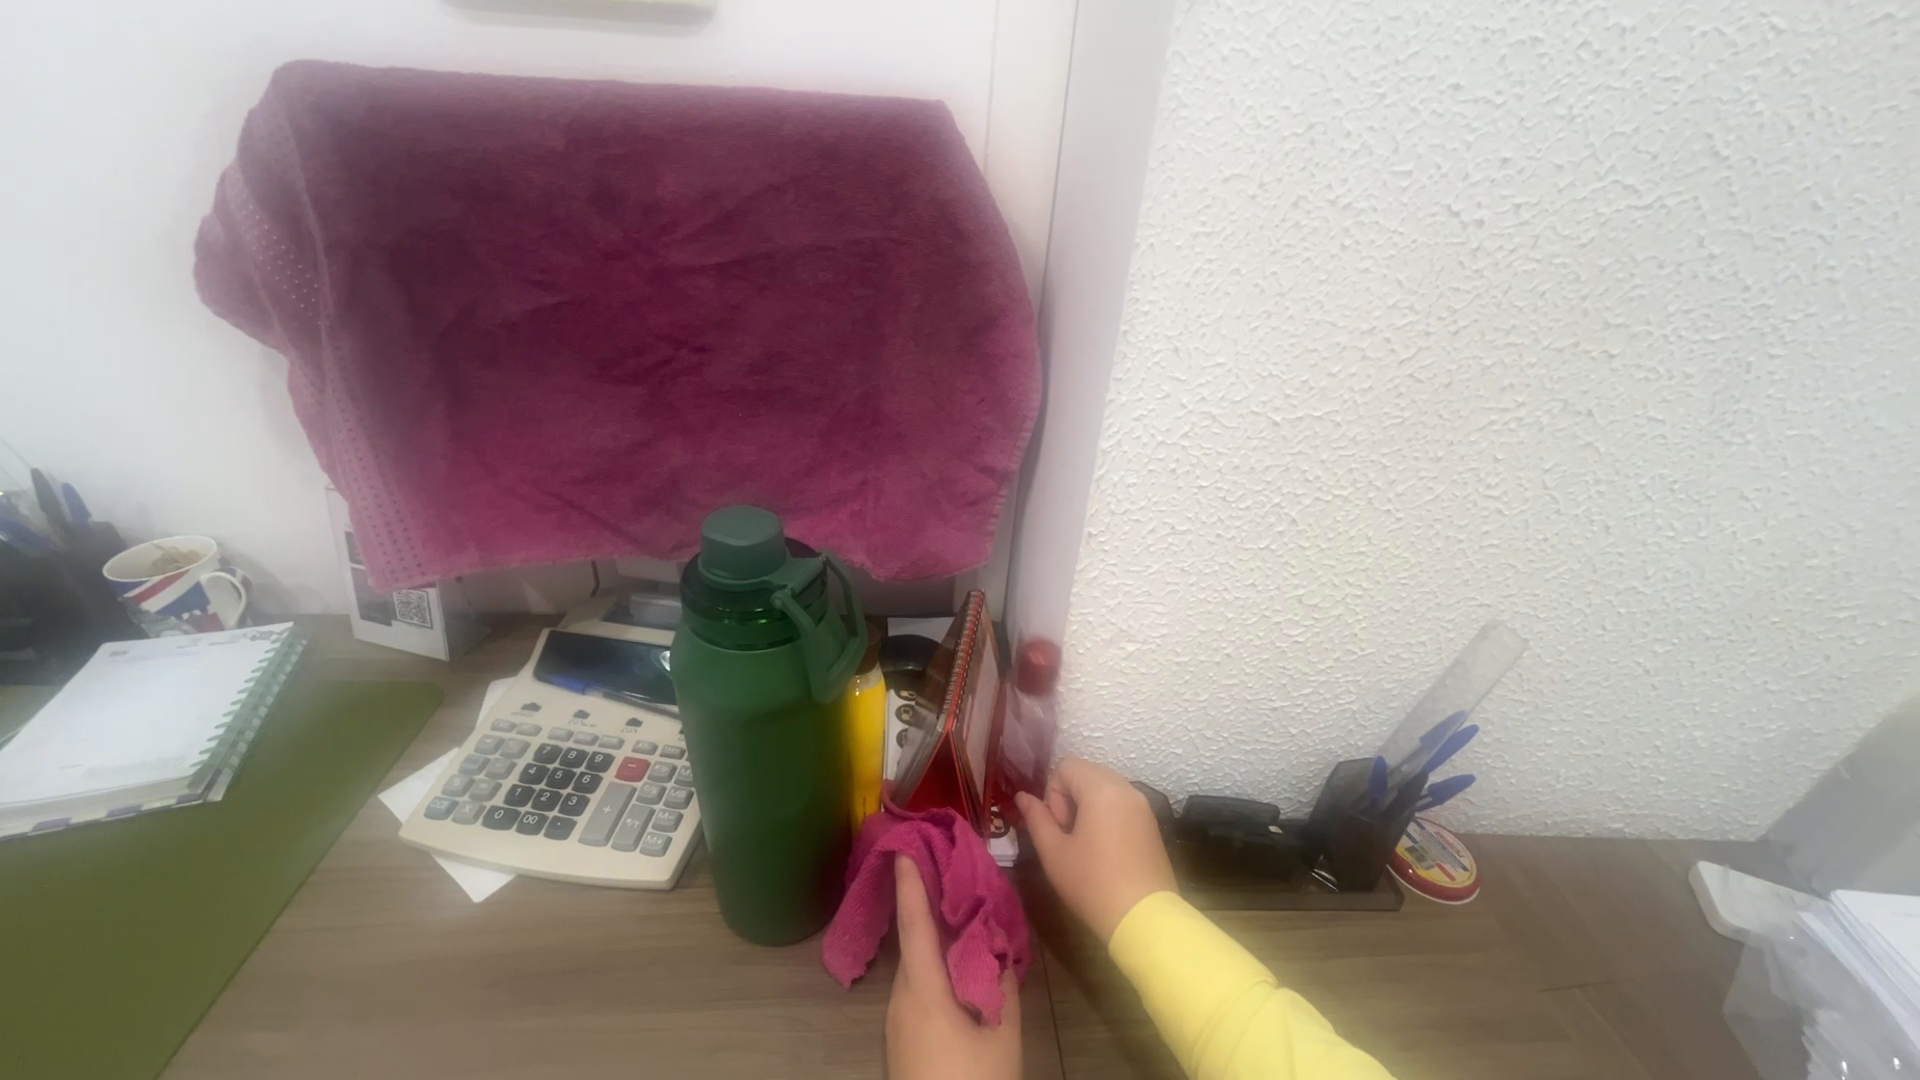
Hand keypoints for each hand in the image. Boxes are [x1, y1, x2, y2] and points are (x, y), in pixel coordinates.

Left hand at [886, 856, 1021, 1079]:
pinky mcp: (900, 1038)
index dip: (910, 885)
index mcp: (923, 989)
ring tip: (958, 912)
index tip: (905, 848)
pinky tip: (954, 965)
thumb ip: (1000, 984)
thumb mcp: (1002, 1035)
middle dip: (926, 905)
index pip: (914, 924)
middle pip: (912, 941)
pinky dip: (930, 965)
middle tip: (948, 871)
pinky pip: (914, 987)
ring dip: (931, 937)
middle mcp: (901, 997)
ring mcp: (896, 1021)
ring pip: (914, 965)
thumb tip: (995, 948)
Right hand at [1015, 756, 1177, 943]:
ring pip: (1105, 788)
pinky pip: (1122, 804)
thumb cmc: (1093, 883)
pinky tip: (1106, 851)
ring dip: (1088, 806)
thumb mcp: (1054, 852)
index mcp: (1101, 788)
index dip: (1054, 794)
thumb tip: (1022, 797)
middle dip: (1070, 798)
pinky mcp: (1153, 824)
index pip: (1066, 766)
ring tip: (1086, 845)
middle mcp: (1126, 788)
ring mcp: (1143, 806)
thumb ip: (1036, 818)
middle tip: (1069, 836)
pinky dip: (1107, 815)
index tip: (1060, 828)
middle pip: (1087, 773)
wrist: (1145, 919)